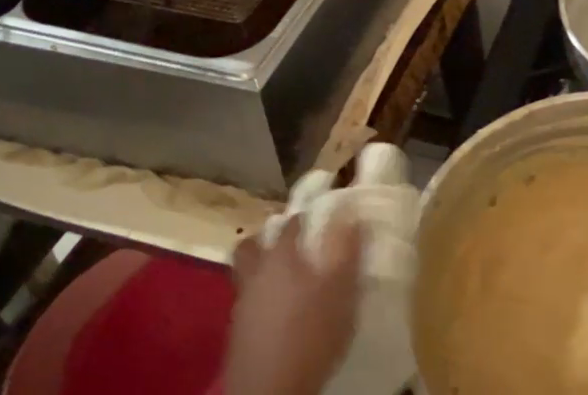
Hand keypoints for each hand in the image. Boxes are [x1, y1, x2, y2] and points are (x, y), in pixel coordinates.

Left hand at [225, 214, 364, 394]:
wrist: (269, 391)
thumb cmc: (311, 332)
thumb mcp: (342, 288)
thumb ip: (347, 248)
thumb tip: (351, 212)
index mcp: (280, 258)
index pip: (290, 224)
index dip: (305, 217)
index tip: (320, 218)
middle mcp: (255, 275)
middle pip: (250, 246)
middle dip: (266, 239)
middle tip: (289, 244)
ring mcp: (241, 306)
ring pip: (246, 275)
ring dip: (262, 270)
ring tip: (288, 280)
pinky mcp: (237, 335)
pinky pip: (247, 303)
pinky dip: (262, 299)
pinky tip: (280, 313)